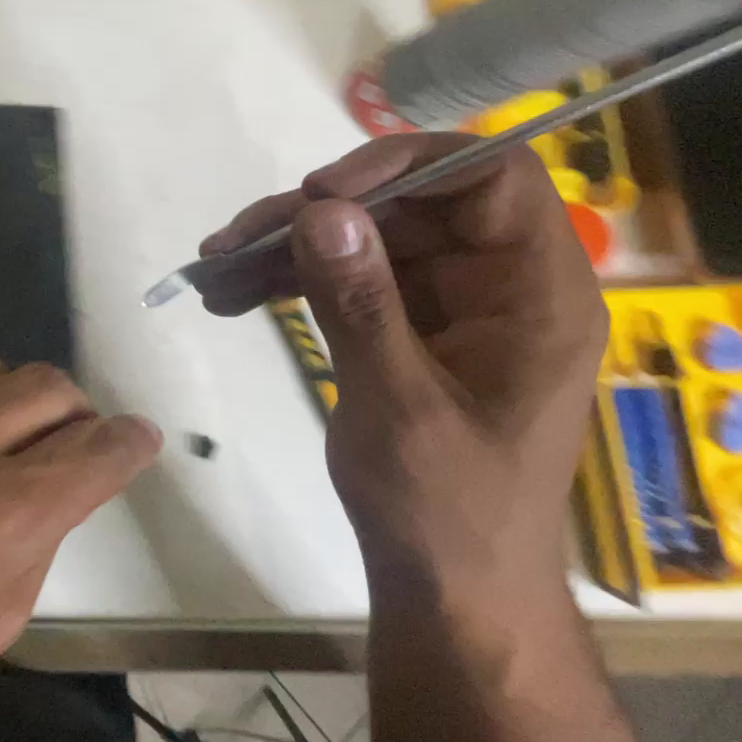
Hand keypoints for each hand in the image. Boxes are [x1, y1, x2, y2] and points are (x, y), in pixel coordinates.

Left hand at [0, 352, 161, 741]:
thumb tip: (67, 477)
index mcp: (3, 513)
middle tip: (61, 441)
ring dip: (2, 400)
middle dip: (70, 413)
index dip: (127, 443)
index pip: (96, 449)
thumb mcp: (0, 615)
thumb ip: (44, 530)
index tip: (133, 440)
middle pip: (44, 384)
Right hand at [197, 134, 608, 601]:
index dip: (405, 164)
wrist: (443, 576)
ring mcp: (443, 305)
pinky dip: (284, 283)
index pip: (489, 179)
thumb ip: (360, 302)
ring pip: (360, 241)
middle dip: (311, 217)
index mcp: (531, 291)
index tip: (319, 192)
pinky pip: (341, 280)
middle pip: (403, 208)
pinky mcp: (401, 327)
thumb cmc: (444, 501)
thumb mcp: (397, 401)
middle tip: (229, 242)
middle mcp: (492, 283)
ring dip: (281, 250)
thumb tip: (322, 211)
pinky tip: (228, 298)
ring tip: (210, 272)